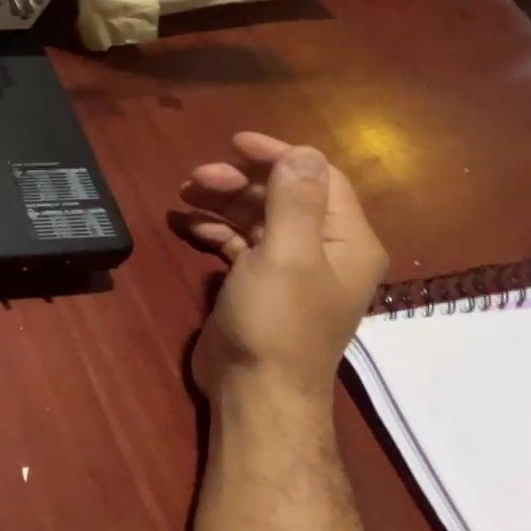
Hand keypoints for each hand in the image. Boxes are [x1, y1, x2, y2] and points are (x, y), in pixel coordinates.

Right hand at [177, 132, 388, 403]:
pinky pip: (238, 241)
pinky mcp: (257, 283)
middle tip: (197, 178)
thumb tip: (301, 151)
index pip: (319, 178)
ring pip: (257, 216)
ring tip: (183, 195)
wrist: (256, 387)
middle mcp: (325, 250)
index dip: (279, 155)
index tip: (233, 143)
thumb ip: (294, 202)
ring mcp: (289, 268)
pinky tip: (187, 224)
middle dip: (241, 179)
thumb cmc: (276, 321)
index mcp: (346, 241)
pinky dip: (213, 227)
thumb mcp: (286, 255)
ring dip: (222, 200)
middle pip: (283, 194)